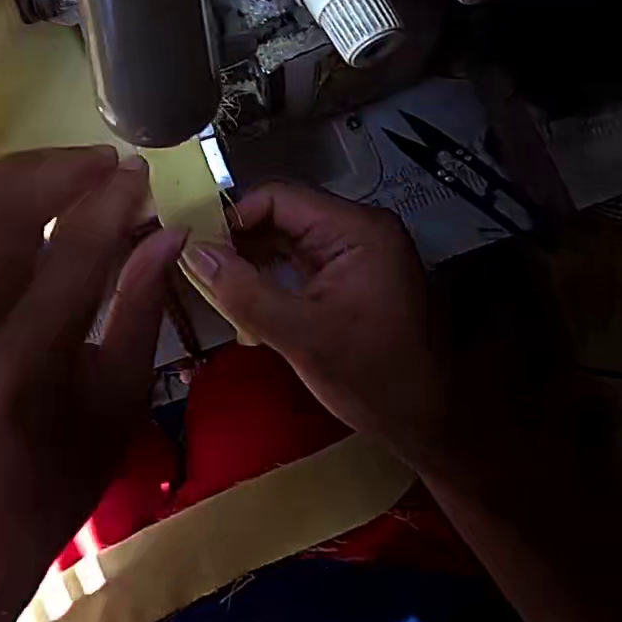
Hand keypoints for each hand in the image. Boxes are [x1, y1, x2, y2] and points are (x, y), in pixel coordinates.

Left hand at [0, 147, 186, 621]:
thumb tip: (168, 233)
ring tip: (60, 166)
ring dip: (9, 174)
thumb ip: (141, 307)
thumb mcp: (117, 403)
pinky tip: (9, 191)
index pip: (69, 257)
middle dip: (58, 173)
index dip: (110, 204)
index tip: (139, 174)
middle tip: (103, 161)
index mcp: (16, 379)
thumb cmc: (56, 482)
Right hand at [183, 182, 454, 470]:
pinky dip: (268, 275)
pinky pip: (297, 260)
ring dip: (249, 259)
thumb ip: (243, 291)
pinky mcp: (348, 274)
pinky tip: (241, 295)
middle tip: (197, 266)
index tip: (196, 245)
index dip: (233, 216)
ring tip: (213, 282)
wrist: (427, 423)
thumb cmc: (372, 377)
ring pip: (285, 238)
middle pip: (282, 215)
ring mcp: (354, 251)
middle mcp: (358, 228)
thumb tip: (193, 253)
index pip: (280, 198)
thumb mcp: (301, 336)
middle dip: (238, 239)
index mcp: (357, 229)